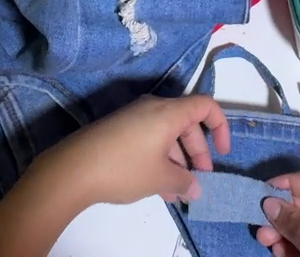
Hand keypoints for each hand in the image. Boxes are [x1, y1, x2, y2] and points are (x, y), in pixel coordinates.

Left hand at [26, 94, 231, 206]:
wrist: (76, 167)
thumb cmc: (125, 167)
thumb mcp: (160, 178)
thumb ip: (184, 181)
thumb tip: (196, 188)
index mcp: (168, 112)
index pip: (205, 105)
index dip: (220, 127)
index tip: (223, 154)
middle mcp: (154, 107)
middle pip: (187, 122)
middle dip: (198, 152)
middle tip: (199, 182)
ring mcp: (136, 117)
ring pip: (169, 133)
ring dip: (179, 160)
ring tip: (179, 193)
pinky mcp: (123, 129)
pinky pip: (152, 138)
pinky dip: (162, 158)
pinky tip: (160, 187)